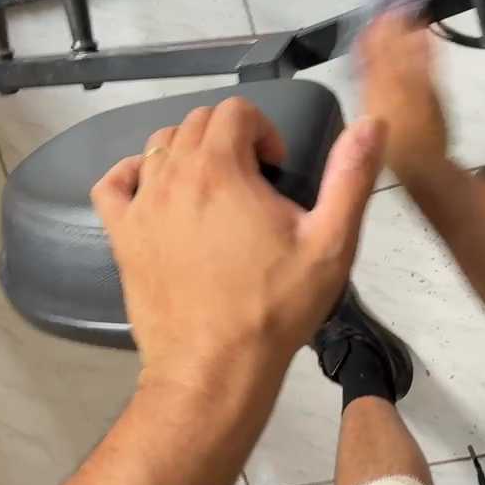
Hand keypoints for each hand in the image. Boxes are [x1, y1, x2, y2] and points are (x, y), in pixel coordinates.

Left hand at [91, 98, 385, 394]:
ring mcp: (142, 206)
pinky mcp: (121, 236)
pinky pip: (113, 183)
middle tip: (254, 181)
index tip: (276, 169)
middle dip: (230, 138)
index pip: (236, 111)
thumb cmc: (273, 310)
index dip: (263, 130)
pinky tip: (156, 192)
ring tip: (215, 188)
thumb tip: (372, 124)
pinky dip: (133, 175)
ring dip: (189, 152)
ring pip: (159, 145)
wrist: (213, 373)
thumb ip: (352, 177)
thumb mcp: (330, 243)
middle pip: (197, 122)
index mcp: (221, 169)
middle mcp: (174, 177)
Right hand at [357, 10, 451, 182]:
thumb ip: (368, 91)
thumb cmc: (395, 147)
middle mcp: (390, 91)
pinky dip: (429, 48)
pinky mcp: (433, 95)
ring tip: (406, 11)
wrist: (421, 167)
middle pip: (386, 55)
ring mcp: (413, 92)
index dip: (366, 42)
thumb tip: (365, 67)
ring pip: (406, 57)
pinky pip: (429, 67)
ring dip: (405, 33)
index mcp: (371, 97)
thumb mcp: (371, 118)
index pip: (366, 63)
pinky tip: (429, 32)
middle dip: (386, 31)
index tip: (368, 24)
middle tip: (388, 9)